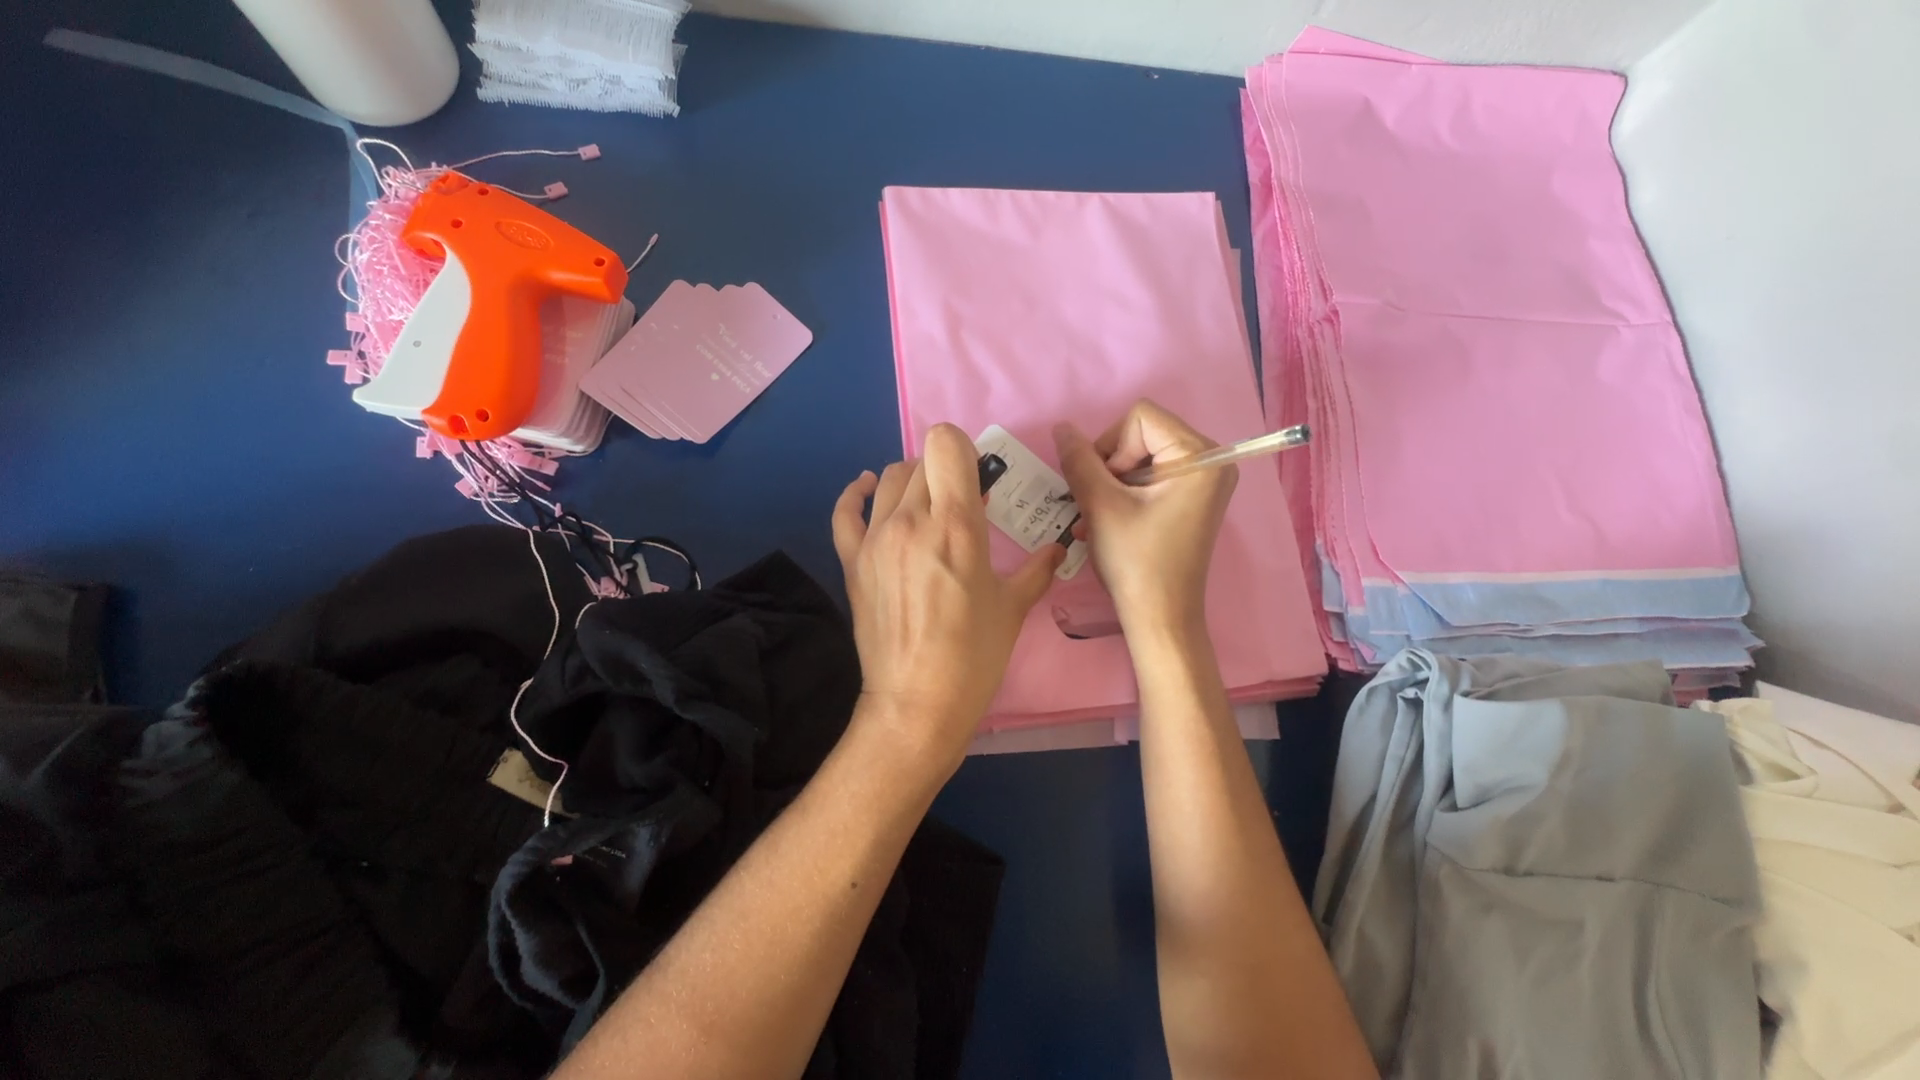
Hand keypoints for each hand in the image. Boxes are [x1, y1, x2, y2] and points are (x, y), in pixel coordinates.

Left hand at [832, 424, 1062, 773]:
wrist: (917, 703)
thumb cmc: (974, 657)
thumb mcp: (1013, 608)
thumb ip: (1037, 568)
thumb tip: (1058, 547)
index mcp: (956, 525)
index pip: (947, 445)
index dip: (965, 451)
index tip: (981, 478)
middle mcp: (911, 521)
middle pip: (922, 462)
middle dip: (947, 471)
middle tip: (966, 501)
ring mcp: (875, 540)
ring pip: (888, 479)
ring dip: (913, 480)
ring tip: (930, 502)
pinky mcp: (853, 561)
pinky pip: (845, 511)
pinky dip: (856, 493)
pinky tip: (868, 489)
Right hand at [1054, 400, 1236, 632]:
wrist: (1160, 617)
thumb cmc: (1134, 562)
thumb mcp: (1100, 505)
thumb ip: (1079, 460)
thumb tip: (1061, 427)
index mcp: (1201, 456)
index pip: (1141, 417)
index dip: (1112, 446)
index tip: (1109, 487)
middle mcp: (1212, 461)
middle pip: (1143, 432)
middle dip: (1113, 462)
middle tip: (1102, 501)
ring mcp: (1205, 481)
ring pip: (1143, 454)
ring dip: (1114, 479)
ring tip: (1103, 514)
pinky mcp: (1193, 498)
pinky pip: (1153, 474)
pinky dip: (1128, 490)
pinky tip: (1113, 517)